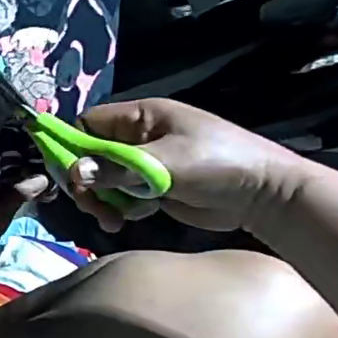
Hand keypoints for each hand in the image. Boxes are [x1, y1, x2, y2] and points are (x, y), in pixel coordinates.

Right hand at [67, 99, 316, 232]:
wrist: (269, 196)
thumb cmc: (219, 164)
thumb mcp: (165, 163)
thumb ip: (117, 168)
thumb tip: (75, 172)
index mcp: (140, 116)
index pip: (87, 123)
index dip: (71, 144)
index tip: (68, 173)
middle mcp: (136, 137)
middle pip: (89, 155)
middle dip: (86, 182)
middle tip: (91, 205)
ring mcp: (143, 163)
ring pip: (101, 179)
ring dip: (101, 200)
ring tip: (113, 219)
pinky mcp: (151, 187)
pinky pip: (118, 195)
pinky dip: (116, 209)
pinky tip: (126, 220)